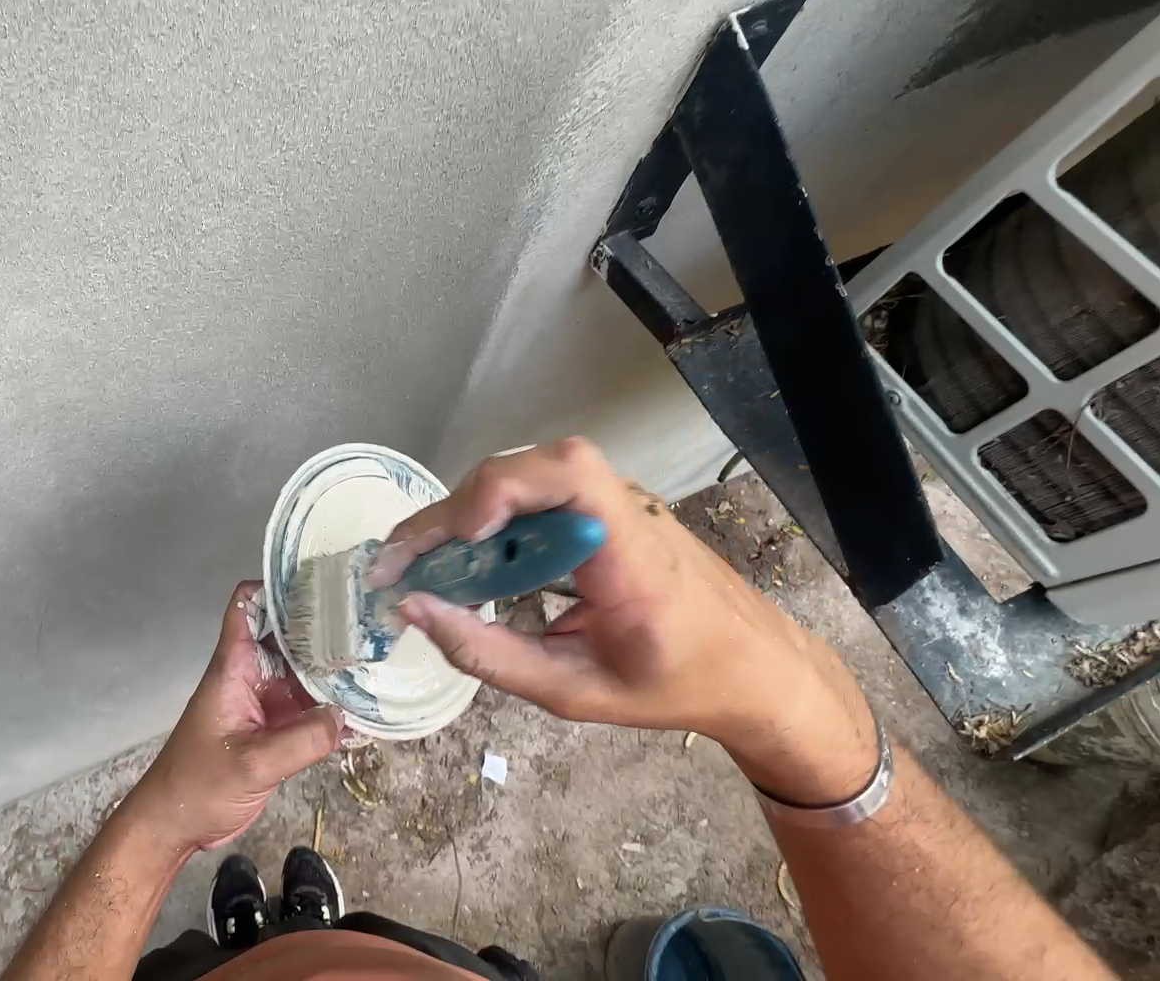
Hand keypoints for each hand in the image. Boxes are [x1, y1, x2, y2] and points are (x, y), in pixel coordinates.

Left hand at [124, 582, 347, 852]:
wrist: (176, 825)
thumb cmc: (198, 785)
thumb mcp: (250, 764)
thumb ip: (301, 741)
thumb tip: (347, 715)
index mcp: (235, 667)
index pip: (247, 606)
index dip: (275, 585)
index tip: (319, 579)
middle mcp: (253, 675)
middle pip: (289, 636)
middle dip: (324, 627)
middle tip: (370, 620)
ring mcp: (267, 702)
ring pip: (305, 672)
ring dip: (335, 669)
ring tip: (380, 658)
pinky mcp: (278, 729)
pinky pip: (311, 710)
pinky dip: (335, 709)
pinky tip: (368, 710)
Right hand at [377, 438, 878, 805]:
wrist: (756, 669)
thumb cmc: (673, 686)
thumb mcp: (572, 691)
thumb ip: (488, 654)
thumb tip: (413, 608)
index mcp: (630, 553)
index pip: (566, 474)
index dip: (501, 489)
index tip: (461, 540)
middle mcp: (622, 508)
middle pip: (526, 469)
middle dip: (454, 511)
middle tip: (403, 565)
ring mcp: (612, 500)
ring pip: (521, 475)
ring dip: (464, 514)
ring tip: (425, 564)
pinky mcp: (600, 505)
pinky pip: (532, 493)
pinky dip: (487, 519)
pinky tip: (467, 559)